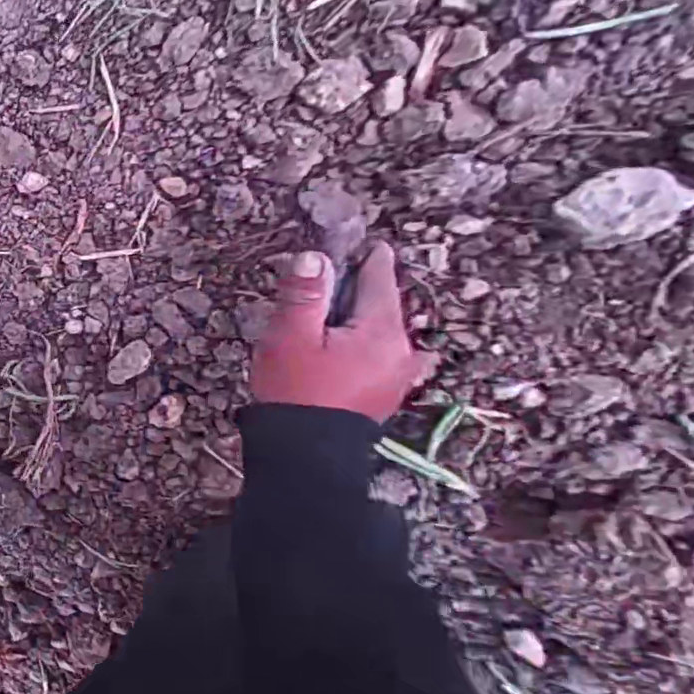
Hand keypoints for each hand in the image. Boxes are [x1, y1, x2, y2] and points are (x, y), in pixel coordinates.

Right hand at [250, 242, 436, 422]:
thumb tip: (315, 256)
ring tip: (322, 311)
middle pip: (380, 303)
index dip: (364, 256)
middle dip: (353, 288)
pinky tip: (330, 342)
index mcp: (384, 333)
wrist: (306, 454)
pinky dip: (354, 337)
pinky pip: (374, 349)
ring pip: (376, 328)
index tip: (356, 239)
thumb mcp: (291, 337)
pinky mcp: (383, 390)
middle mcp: (402, 351)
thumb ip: (304, 294)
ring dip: (352, 315)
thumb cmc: (296, 392)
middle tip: (324, 277)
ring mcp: (397, 374)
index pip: (380, 278)